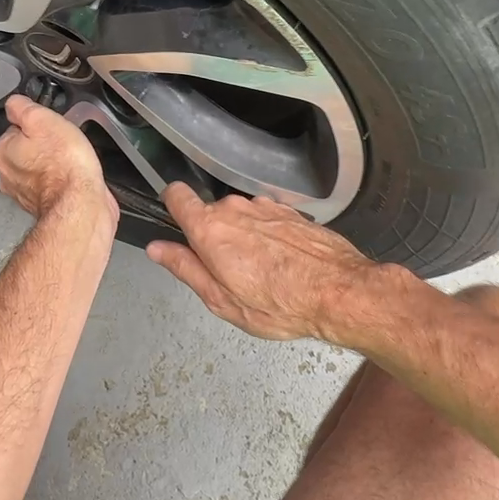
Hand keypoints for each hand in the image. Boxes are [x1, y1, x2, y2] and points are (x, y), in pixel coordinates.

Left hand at [0, 96, 116, 225]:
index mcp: (2, 153)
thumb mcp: (42, 119)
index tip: (50, 127)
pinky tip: (75, 177)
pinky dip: (64, 180)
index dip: (36, 125)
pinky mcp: (46, 205)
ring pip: (42, 167)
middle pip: (28, 148)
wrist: (82, 205)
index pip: (15, 128)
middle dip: (45, 145)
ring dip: (56, 163)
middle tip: (63, 144)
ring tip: (71, 160)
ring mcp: (26, 194)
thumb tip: (16, 103)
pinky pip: (54, 184)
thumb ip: (22, 107)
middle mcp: (9, 176)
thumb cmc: (64, 166)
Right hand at [146, 183, 375, 340]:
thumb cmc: (280, 304)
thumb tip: (157, 248)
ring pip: (239, 218)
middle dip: (213, 238)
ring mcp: (264, 207)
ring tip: (261, 275)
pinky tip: (283, 266)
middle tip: (228, 275)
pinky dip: (267, 238)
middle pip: (209, 213)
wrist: (341, 293)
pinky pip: (265, 220)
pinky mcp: (289, 211)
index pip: (176, 195)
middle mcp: (234, 208)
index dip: (173, 208)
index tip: (180, 230)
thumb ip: (185, 268)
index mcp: (209, 229)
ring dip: (242, 238)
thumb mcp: (221, 300)